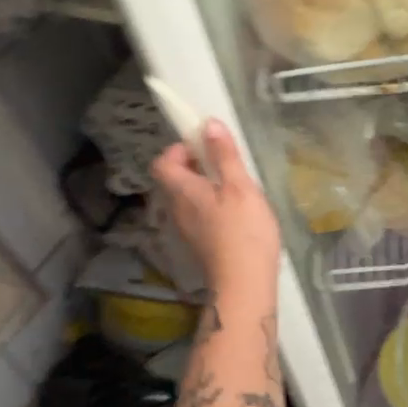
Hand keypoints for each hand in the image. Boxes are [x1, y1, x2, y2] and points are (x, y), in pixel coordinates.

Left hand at [150, 119, 281, 298]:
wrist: (244, 282)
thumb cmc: (243, 230)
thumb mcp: (239, 186)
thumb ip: (224, 155)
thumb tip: (209, 124)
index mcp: (182, 190)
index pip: (163, 162)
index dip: (180, 150)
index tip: (206, 147)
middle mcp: (177, 209)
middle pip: (175, 180)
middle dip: (197, 167)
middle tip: (226, 166)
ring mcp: (187, 230)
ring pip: (189, 198)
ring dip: (207, 188)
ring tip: (237, 189)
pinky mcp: (201, 244)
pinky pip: (200, 216)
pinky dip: (214, 208)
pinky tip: (239, 215)